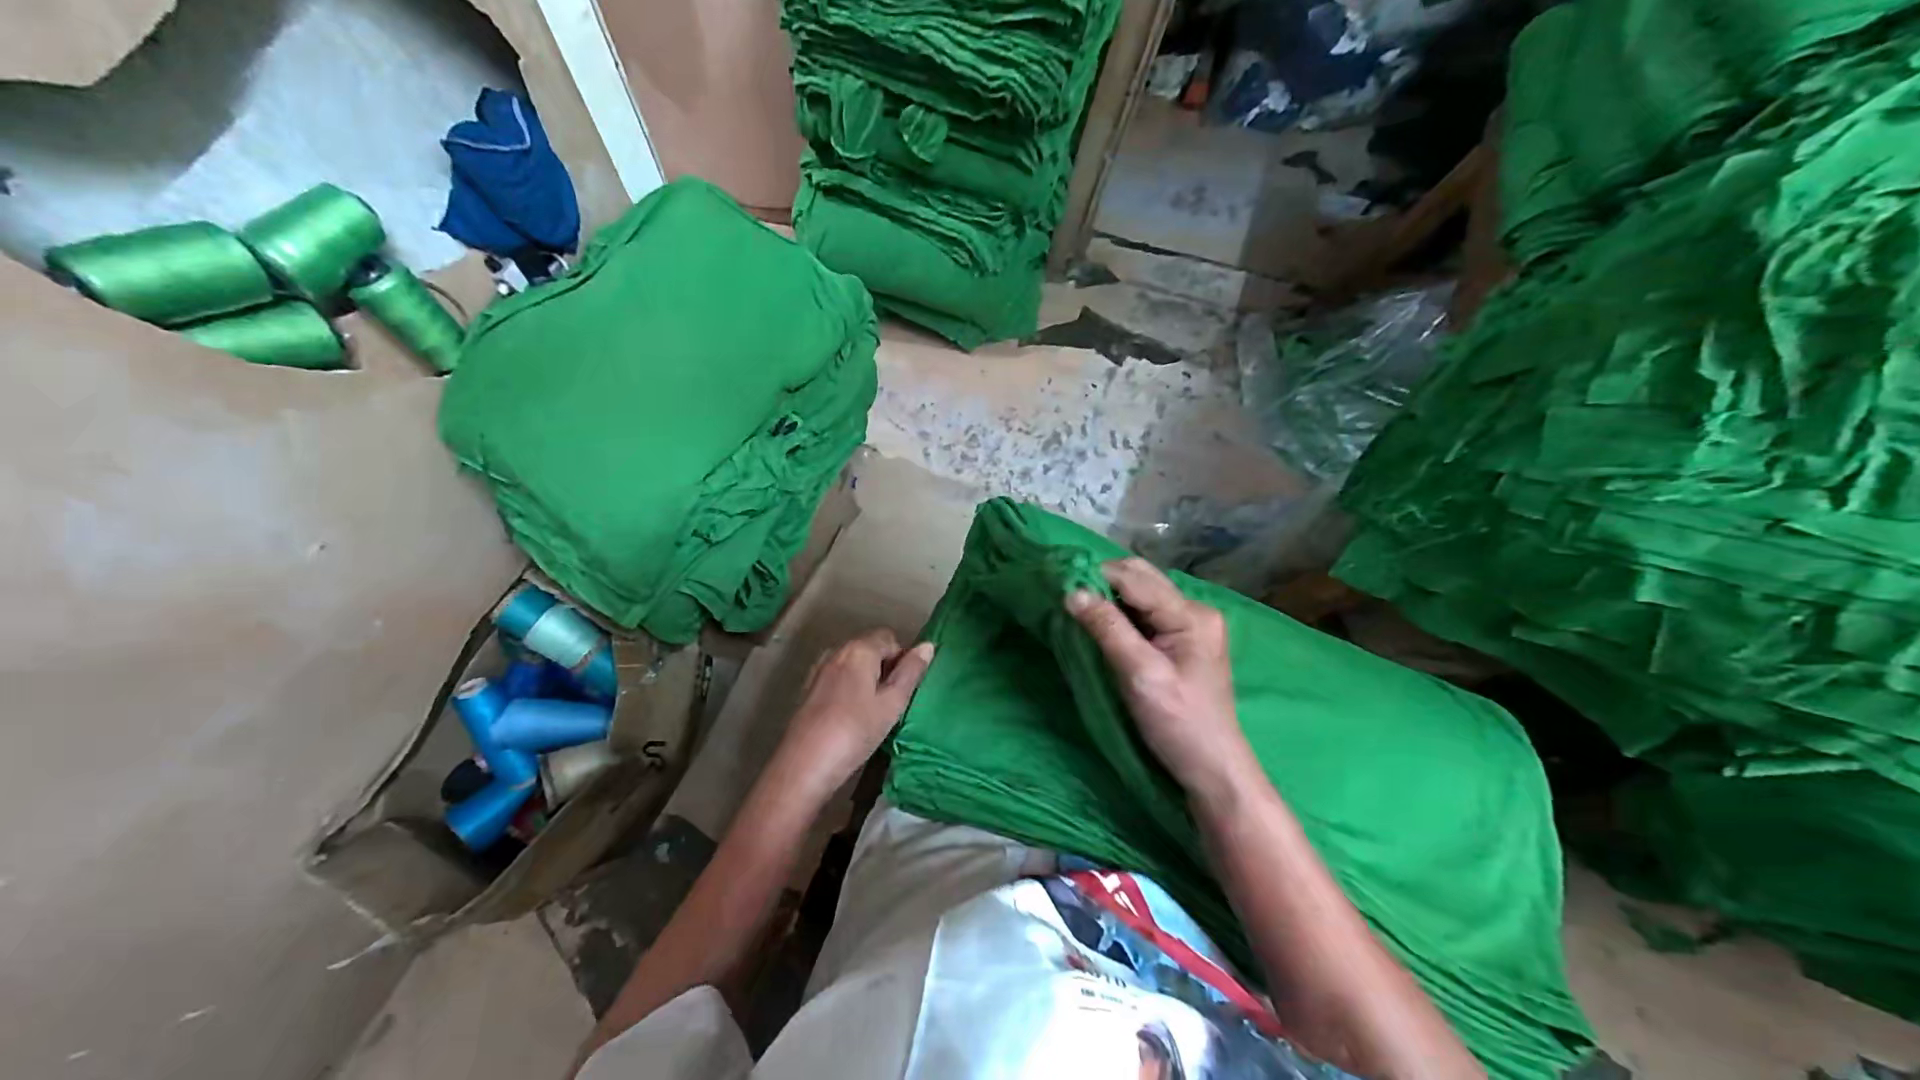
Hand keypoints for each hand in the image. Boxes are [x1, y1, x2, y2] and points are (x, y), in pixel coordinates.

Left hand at [779, 629, 934, 787]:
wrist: (805, 764)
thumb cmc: (855, 731)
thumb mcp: (892, 703)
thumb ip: (911, 672)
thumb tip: (927, 646)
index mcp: (859, 649)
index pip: (890, 638)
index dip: (903, 658)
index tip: (906, 688)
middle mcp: (837, 651)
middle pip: (870, 648)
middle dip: (886, 668)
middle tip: (893, 702)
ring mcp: (819, 669)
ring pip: (854, 665)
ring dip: (868, 680)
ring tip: (874, 712)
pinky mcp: (809, 689)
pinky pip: (839, 679)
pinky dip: (850, 690)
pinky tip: (852, 717)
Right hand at [1066, 558, 1256, 797]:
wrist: (1212, 767)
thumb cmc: (1178, 723)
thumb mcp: (1139, 674)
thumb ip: (1107, 629)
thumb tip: (1071, 592)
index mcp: (1191, 614)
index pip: (1135, 579)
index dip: (1096, 576)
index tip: (1059, 584)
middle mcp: (1195, 609)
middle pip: (1141, 578)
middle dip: (1103, 582)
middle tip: (1068, 598)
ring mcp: (1191, 623)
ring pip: (1141, 593)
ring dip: (1110, 597)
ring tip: (1079, 610)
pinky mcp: (1182, 639)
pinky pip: (1146, 612)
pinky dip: (1121, 613)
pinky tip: (1102, 624)